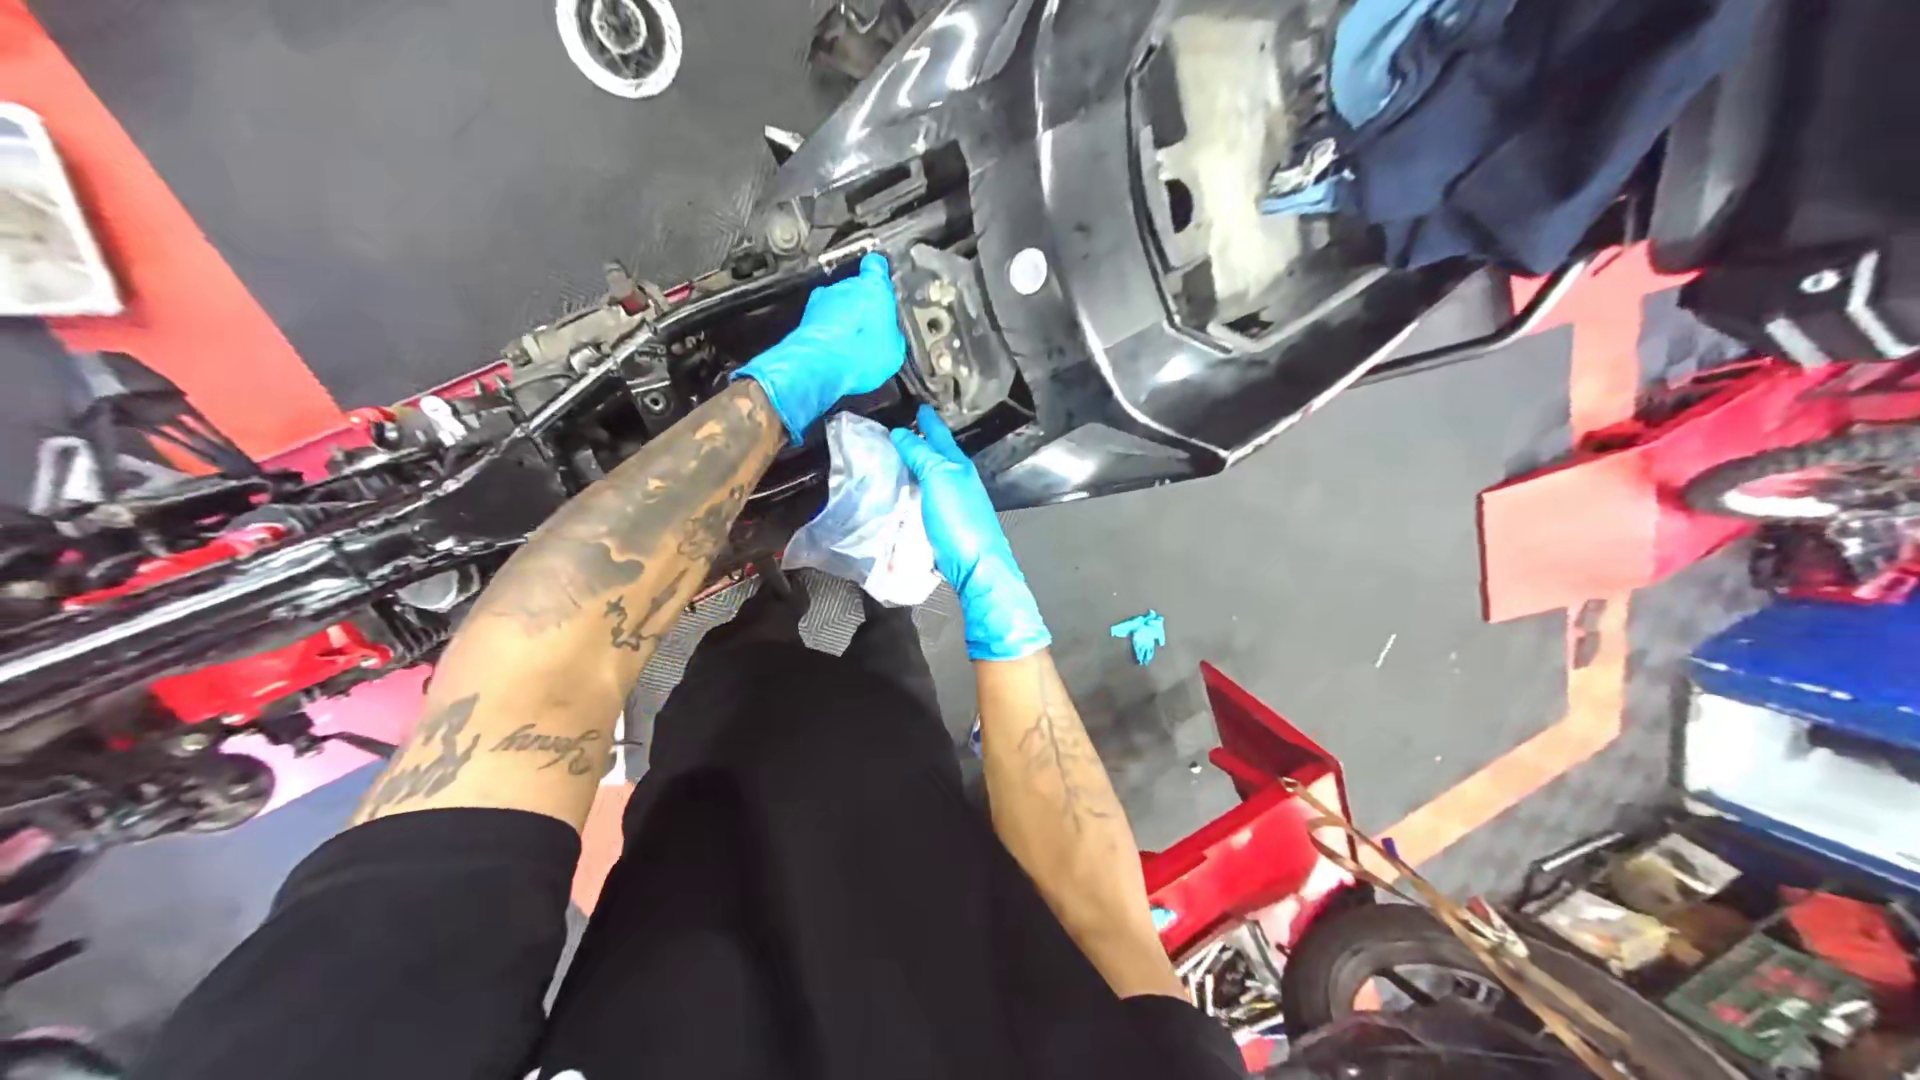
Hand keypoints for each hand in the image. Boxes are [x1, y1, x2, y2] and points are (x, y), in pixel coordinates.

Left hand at [731, 253, 906, 443]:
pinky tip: (836, 352)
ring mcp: (822, 300)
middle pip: (856, 288)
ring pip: (837, 304)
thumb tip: (891, 336)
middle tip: (871, 329)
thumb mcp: (895, 349)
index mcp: (873, 287)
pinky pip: (821, 321)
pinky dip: (827, 332)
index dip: (879, 273)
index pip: (876, 266)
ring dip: (843, 319)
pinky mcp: (805, 318)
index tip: (883, 282)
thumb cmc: (861, 353)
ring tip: (851, 345)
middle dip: (863, 306)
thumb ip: (893, 332)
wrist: (821, 367)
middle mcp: (845, 286)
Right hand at [890, 405, 1050, 660]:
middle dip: (923, 441)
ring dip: (918, 466)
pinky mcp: (946, 526)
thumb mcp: (939, 479)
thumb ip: (921, 455)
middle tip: (905, 429)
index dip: (928, 421)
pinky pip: (928, 499)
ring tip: (900, 458)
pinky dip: (917, 490)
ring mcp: (954, 505)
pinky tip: (907, 494)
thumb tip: (902, 433)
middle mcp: (958, 482)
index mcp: (958, 466)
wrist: (977, 568)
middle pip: (938, 455)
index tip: (920, 407)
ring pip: (933, 477)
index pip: (940, 436)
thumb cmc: (961, 522)